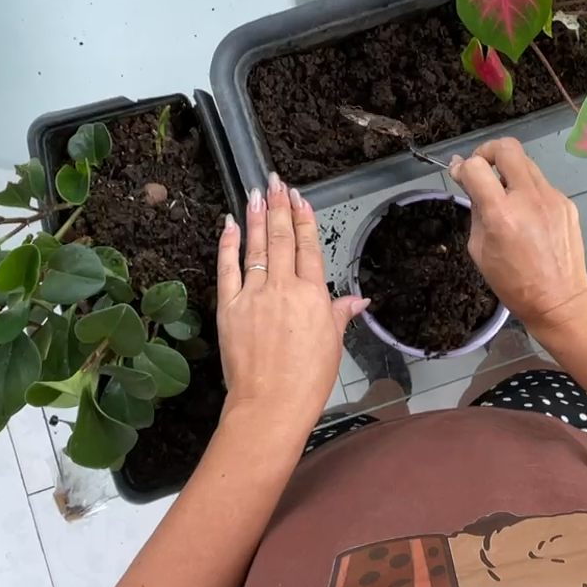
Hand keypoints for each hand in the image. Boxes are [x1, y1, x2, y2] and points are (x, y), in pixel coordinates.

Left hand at [216, 173, 368, 435]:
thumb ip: (341, 313)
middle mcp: (283, 288)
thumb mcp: (333, 344)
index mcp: (312, 295)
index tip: (299, 197)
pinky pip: (227, 269)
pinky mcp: (229, 307)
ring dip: (256, 216)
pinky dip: (228, 244)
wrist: (270, 405)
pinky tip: (230, 224)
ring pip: (256, 246)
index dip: (304, 219)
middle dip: (280, 206)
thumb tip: (359, 298)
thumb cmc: (307, 380)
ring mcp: (254, 295)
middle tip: (275, 181)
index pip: (308, 247)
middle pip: (282, 238)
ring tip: (256, 192)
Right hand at [450, 139, 586, 333]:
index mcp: (501, 214)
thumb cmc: (512, 282)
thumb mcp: (478, 249)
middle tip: (483, 169)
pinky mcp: (567, 203)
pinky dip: (528, 190)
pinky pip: (541, 184)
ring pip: (526, 162)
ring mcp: (552, 198)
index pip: (476, 167)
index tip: (460, 174)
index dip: (463, 167)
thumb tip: (469, 182)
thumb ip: (476, 211)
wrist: (559, 300)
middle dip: (488, 151)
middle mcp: (528, 198)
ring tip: (505, 193)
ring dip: (509, 170)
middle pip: (507, 147)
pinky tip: (528, 214)